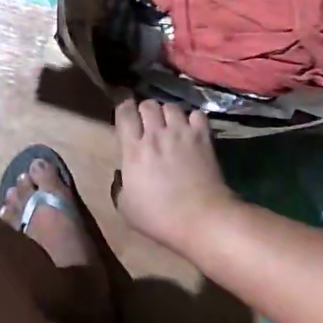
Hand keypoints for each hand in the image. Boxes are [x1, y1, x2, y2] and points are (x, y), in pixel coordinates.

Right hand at [114, 99, 235, 252]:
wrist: (200, 218)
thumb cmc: (159, 217)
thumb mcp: (126, 207)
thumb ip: (120, 186)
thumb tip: (121, 174)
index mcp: (133, 149)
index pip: (125, 112)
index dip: (124, 109)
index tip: (125, 116)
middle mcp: (156, 134)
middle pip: (148, 104)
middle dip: (145, 111)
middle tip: (148, 124)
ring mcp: (181, 133)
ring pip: (171, 106)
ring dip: (168, 113)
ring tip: (170, 125)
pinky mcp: (203, 137)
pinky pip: (197, 114)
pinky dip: (193, 119)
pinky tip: (191, 130)